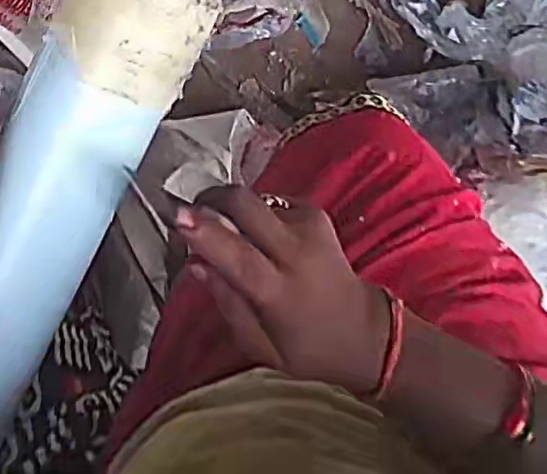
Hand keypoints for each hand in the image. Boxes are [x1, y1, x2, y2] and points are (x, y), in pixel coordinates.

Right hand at [177, 185, 390, 393]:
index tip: (177, 217)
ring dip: (231, 207)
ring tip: (227, 228)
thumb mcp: (262, 346)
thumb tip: (196, 264)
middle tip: (193, 212)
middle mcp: (296, 252)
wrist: (368, 334)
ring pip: (254, 198)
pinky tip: (259, 233)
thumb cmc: (308, 347)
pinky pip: (269, 201)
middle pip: (244, 204)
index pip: (237, 253)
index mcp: (280, 292)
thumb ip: (227, 302)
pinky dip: (254, 212)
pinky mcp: (315, 213)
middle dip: (210, 198)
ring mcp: (309, 227)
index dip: (205, 232)